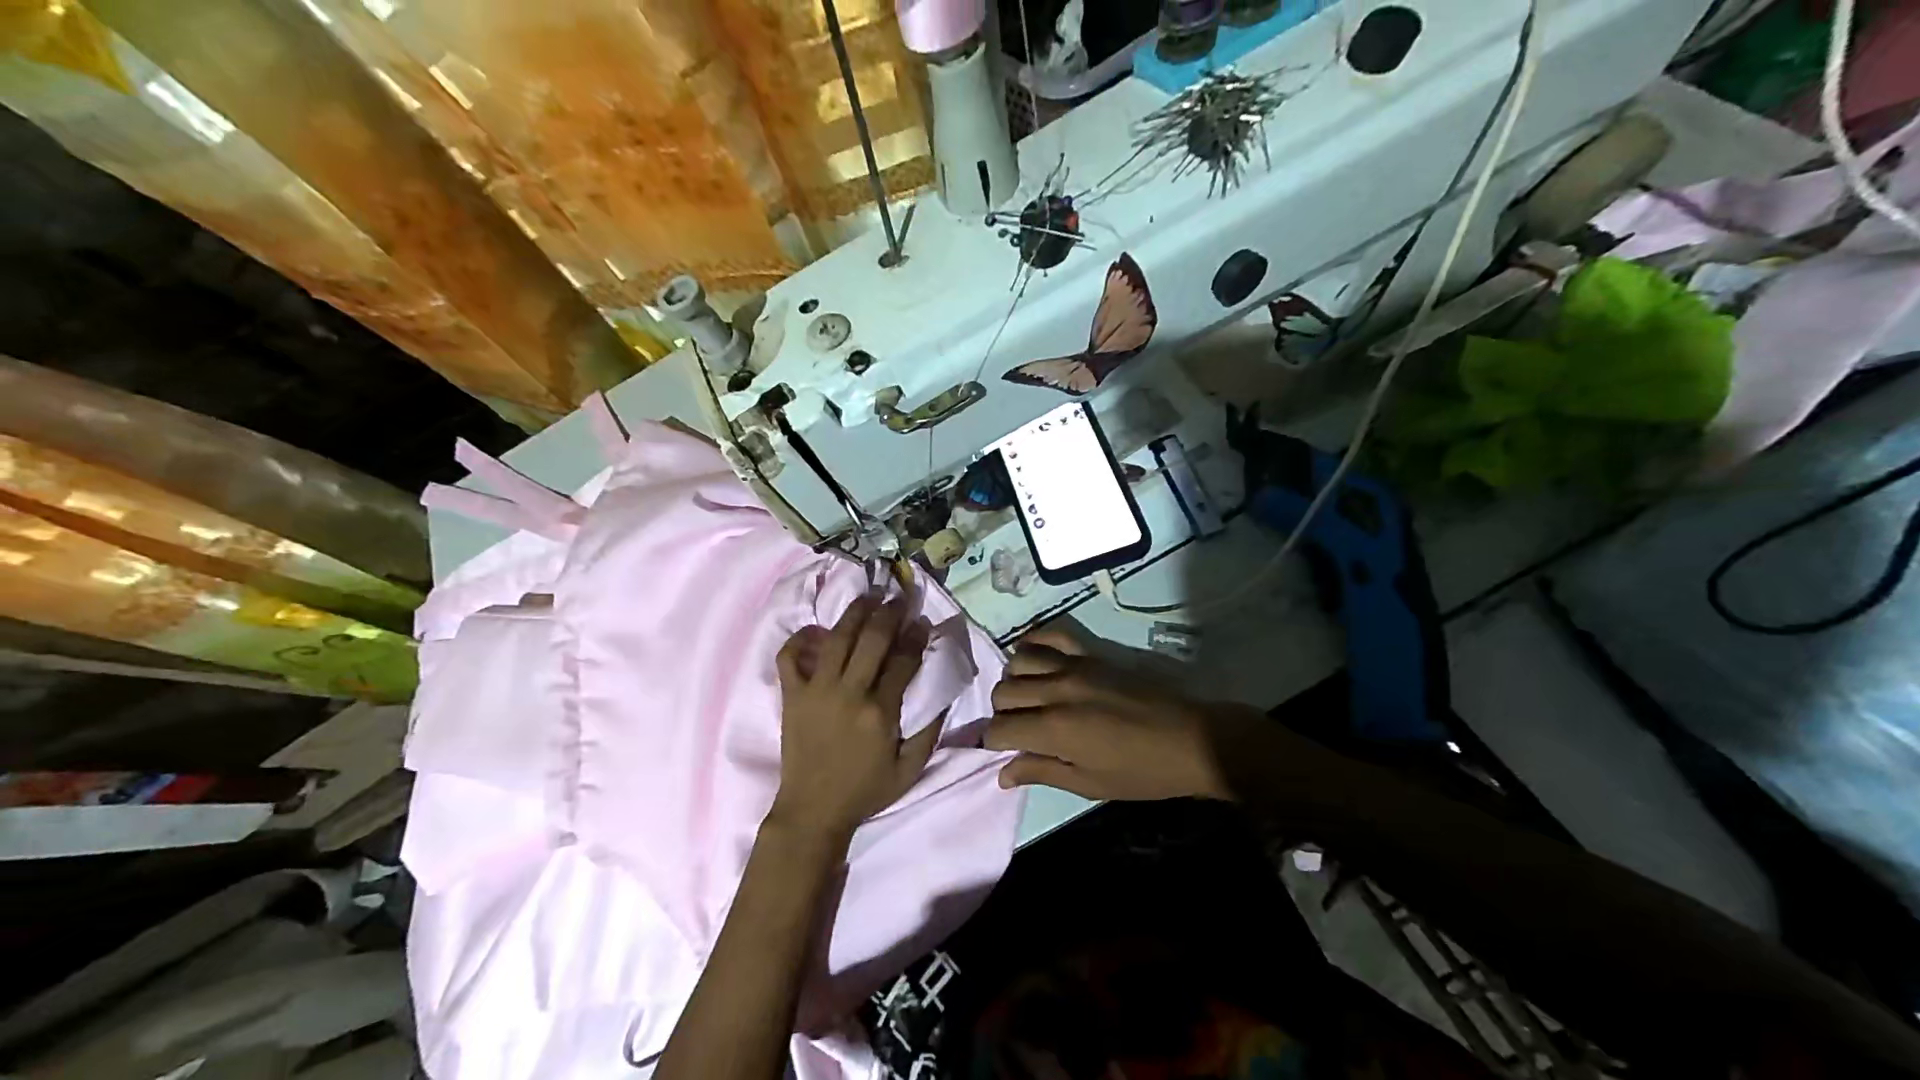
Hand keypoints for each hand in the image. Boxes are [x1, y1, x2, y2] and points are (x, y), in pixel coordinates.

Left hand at [770, 595, 939, 840]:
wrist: (813, 810)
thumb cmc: (865, 789)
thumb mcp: (910, 768)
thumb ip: (929, 729)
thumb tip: (940, 692)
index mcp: (880, 711)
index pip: (902, 659)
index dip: (915, 636)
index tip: (922, 622)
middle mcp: (848, 693)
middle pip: (872, 639)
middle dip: (889, 612)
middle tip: (898, 598)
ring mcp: (816, 691)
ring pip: (836, 639)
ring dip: (854, 613)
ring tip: (867, 597)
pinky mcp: (791, 696)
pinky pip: (788, 658)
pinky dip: (799, 640)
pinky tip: (814, 630)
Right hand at [984, 628, 1249, 800]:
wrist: (1191, 740)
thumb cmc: (1141, 772)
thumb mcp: (1089, 784)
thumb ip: (1041, 772)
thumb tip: (1002, 773)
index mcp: (1055, 730)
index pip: (999, 729)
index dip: (992, 742)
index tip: (1000, 750)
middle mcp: (1056, 691)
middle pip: (1003, 692)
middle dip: (1001, 713)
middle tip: (1018, 728)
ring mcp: (1074, 666)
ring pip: (1018, 660)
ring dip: (1014, 680)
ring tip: (1028, 697)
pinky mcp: (1091, 652)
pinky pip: (1051, 634)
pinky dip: (1034, 642)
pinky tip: (1034, 658)